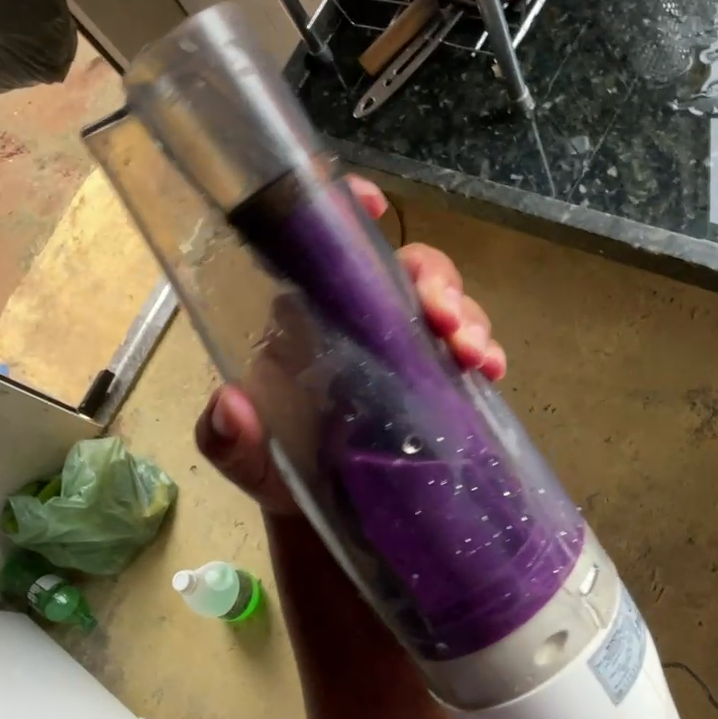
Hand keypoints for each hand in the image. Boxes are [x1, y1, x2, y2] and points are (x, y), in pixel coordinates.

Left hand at [194, 175, 508, 514]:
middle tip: (443, 317)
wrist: (325, 514)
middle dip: (432, 278)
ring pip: (445, 304)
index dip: (348, 212)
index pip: (329, 248)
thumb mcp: (243, 459)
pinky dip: (489, 352)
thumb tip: (231, 405)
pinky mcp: (438, 383)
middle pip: (403, 268)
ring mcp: (405, 350)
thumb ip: (225, 438)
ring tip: (472, 353)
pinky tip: (493, 371)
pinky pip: (470, 352)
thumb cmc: (278, 469)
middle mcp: (360, 322)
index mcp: (307, 318)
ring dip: (467, 316)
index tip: (372, 204)